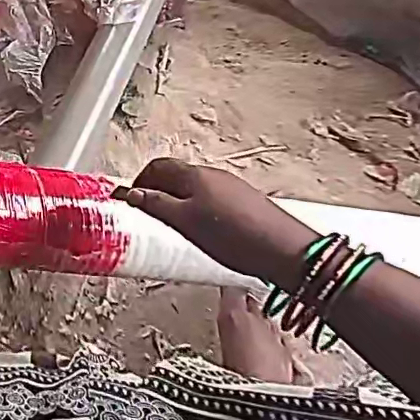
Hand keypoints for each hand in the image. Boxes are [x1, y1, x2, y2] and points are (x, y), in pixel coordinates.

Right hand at [123, 159, 320, 287]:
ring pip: (194, 188)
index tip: (130, 198)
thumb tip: (131, 193)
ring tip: (172, 223)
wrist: (289, 253)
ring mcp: (232, 188)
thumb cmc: (235, 236)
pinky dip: (197, 207)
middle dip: (157, 189)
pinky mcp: (247, 203)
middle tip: (147, 211)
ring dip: (177, 199)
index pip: (157, 166)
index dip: (139, 180)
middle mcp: (213, 175)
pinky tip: (202, 228)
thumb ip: (155, 205)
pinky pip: (211, 198)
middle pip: (175, 175)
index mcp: (194, 175)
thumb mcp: (184, 222)